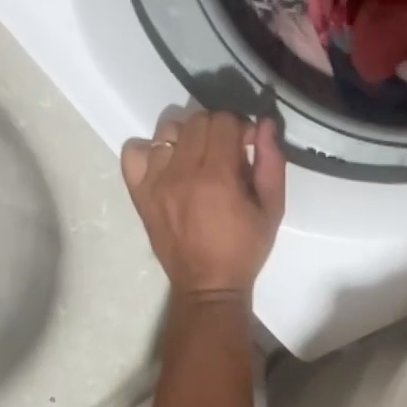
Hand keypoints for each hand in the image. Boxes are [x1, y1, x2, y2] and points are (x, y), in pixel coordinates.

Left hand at [122, 109, 286, 298]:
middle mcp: (181, 174)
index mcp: (217, 178)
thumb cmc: (245, 249)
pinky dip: (151, 150)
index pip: (224, 121)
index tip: (247, 144)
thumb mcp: (273, 209)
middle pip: (197, 121)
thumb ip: (272, 164)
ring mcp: (155, 182)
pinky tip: (168, 164)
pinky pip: (134, 151)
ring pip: (168, 131)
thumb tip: (264, 125)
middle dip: (217, 128)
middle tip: (226, 152)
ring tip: (198, 159)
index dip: (240, 126)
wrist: (207, 285)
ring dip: (188, 137)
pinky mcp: (139, 192)